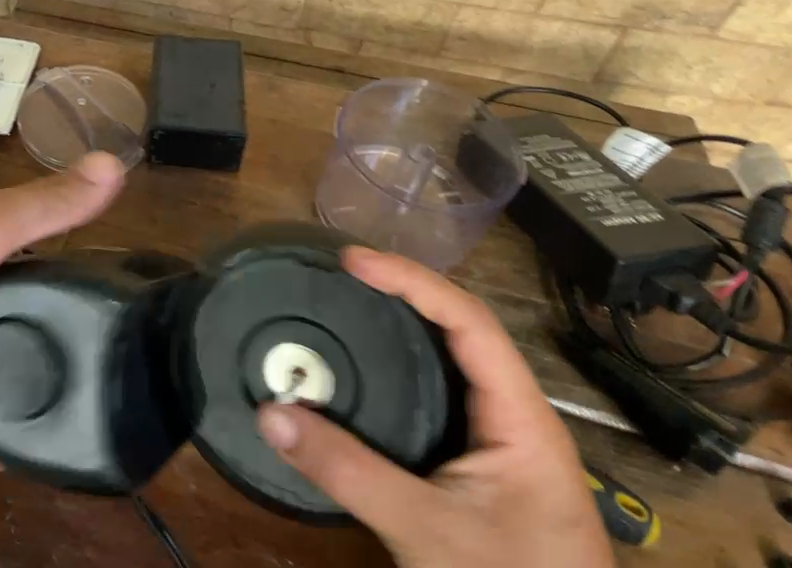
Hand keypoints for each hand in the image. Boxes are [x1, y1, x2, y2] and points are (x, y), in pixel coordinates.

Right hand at [256, 248, 610, 567]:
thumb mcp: (424, 531)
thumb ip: (348, 471)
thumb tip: (270, 414)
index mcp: (521, 419)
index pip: (470, 322)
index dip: (412, 280)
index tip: (352, 260)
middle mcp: (517, 417)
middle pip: (464, 328)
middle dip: (405, 289)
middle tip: (342, 273)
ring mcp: (503, 441)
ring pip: (454, 360)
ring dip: (405, 323)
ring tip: (350, 302)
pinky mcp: (483, 464)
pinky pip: (441, 392)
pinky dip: (402, 364)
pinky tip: (368, 369)